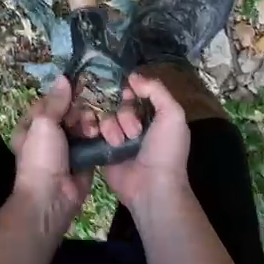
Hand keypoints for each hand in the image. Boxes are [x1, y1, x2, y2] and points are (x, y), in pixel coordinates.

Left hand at [10, 76, 91, 227]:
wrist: (52, 198)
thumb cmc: (41, 157)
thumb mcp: (44, 123)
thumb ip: (56, 101)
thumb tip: (63, 77)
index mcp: (31, 126)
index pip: (50, 102)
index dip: (64, 95)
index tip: (81, 85)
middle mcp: (48, 136)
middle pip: (69, 113)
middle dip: (80, 110)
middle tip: (87, 114)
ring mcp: (67, 149)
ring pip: (83, 126)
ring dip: (91, 124)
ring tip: (94, 128)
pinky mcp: (84, 160)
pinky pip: (93, 143)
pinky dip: (99, 137)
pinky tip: (105, 133)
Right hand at [97, 71, 191, 212]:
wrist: (151, 187)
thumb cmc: (166, 150)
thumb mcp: (172, 114)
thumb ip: (156, 90)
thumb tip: (133, 76)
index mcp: (152, 113)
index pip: (134, 91)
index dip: (129, 91)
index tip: (129, 96)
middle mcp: (133, 122)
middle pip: (117, 102)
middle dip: (123, 113)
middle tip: (133, 131)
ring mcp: (116, 136)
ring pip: (103, 115)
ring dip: (111, 127)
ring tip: (119, 142)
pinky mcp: (101, 149)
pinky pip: (90, 130)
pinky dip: (91, 129)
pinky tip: (95, 135)